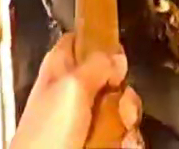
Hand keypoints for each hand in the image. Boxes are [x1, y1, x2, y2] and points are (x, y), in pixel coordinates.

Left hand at [12, 32, 142, 148]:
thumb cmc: (48, 132)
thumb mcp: (71, 87)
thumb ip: (96, 64)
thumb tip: (118, 56)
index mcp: (60, 69)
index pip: (80, 41)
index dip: (100, 43)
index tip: (118, 55)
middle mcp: (73, 94)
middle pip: (110, 79)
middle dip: (124, 92)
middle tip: (122, 106)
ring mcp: (85, 125)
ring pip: (120, 112)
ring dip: (129, 121)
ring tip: (124, 133)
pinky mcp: (96, 147)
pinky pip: (123, 140)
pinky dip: (129, 143)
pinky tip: (125, 146)